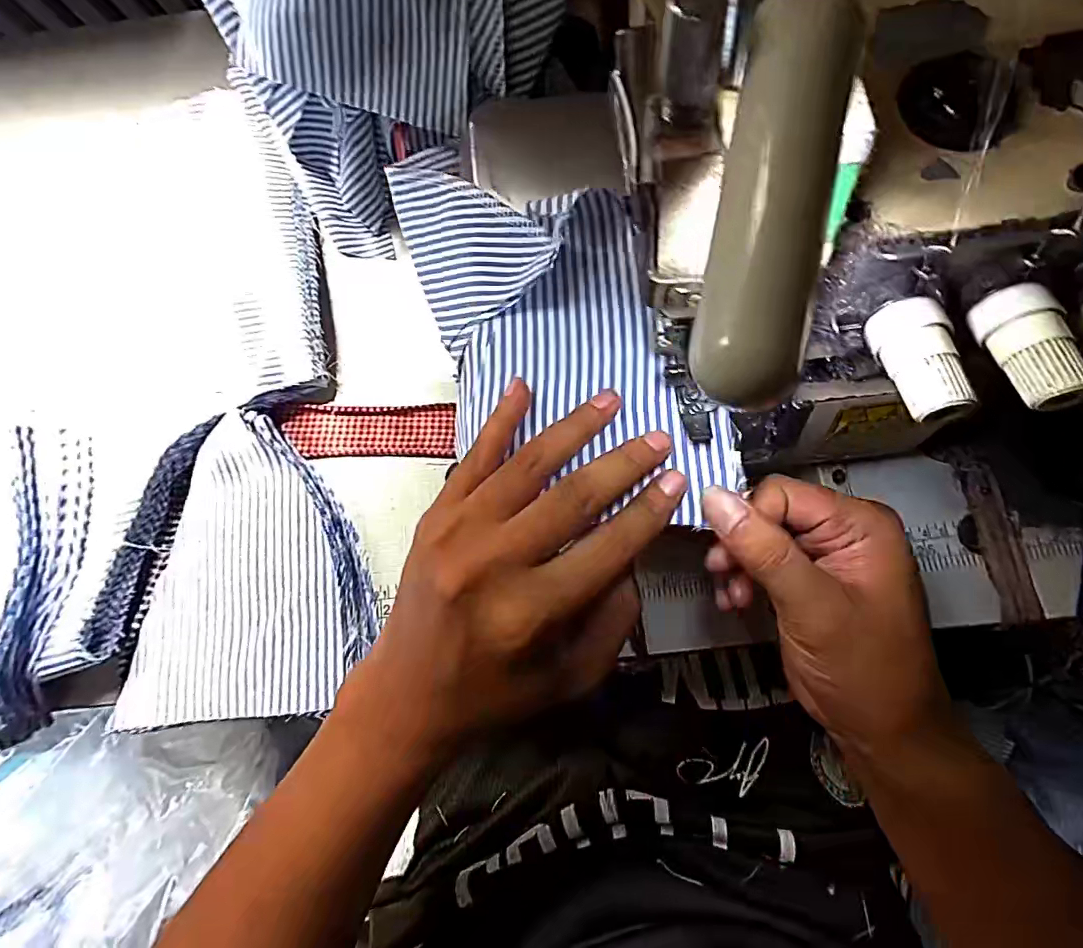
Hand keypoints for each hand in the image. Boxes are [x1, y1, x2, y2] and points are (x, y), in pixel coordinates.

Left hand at [348, 379, 685, 759]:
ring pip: (526, 465)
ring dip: (572, 429)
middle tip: (657, 438)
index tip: (677, 481)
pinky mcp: (436, 516)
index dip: (647, 512)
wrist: (405, 693)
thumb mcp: (568, 677)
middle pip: (572, 498)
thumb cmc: (493, 693)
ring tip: (609, 401)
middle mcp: (492, 562)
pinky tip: (523, 388)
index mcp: (529, 611)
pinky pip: (474, 458)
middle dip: (623, 464)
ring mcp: (457, 531)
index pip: (605, 547)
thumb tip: (632, 554)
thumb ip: (612, 619)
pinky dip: (500, 421)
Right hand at [701, 477, 964, 762]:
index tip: (724, 556)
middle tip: (724, 577)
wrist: (885, 734)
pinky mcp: (811, 580)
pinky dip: (746, 579)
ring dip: (739, 565)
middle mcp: (845, 531)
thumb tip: (714, 497)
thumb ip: (762, 549)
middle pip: (770, 513)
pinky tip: (737, 601)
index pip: (782, 494)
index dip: (747, 520)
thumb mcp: (810, 605)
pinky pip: (767, 562)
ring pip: (762, 538)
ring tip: (733, 596)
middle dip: (741, 546)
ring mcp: (828, 556)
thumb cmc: (863, 670)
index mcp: (860, 524)